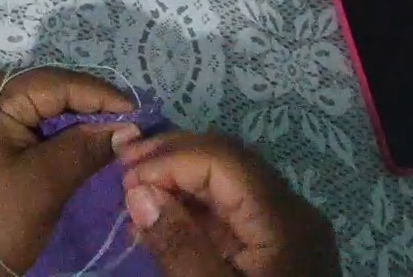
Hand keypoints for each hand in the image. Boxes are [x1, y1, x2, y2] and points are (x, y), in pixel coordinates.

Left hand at [0, 68, 133, 276]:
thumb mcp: (44, 185)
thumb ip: (85, 148)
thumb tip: (129, 127)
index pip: (58, 82)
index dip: (102, 95)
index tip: (140, 113)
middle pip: (50, 89)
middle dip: (91, 105)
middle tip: (131, 124)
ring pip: (42, 105)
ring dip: (77, 118)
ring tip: (115, 132)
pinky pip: (29, 120)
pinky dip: (58, 130)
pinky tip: (83, 141)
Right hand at [118, 131, 338, 276]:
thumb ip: (178, 247)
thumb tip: (137, 191)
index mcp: (285, 220)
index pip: (223, 160)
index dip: (171, 159)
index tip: (124, 178)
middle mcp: (290, 213)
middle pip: (228, 161)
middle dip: (172, 158)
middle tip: (122, 169)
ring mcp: (284, 233)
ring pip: (227, 182)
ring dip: (179, 179)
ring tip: (133, 190)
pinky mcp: (273, 254)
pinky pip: (230, 213)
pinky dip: (193, 209)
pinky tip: (160, 217)